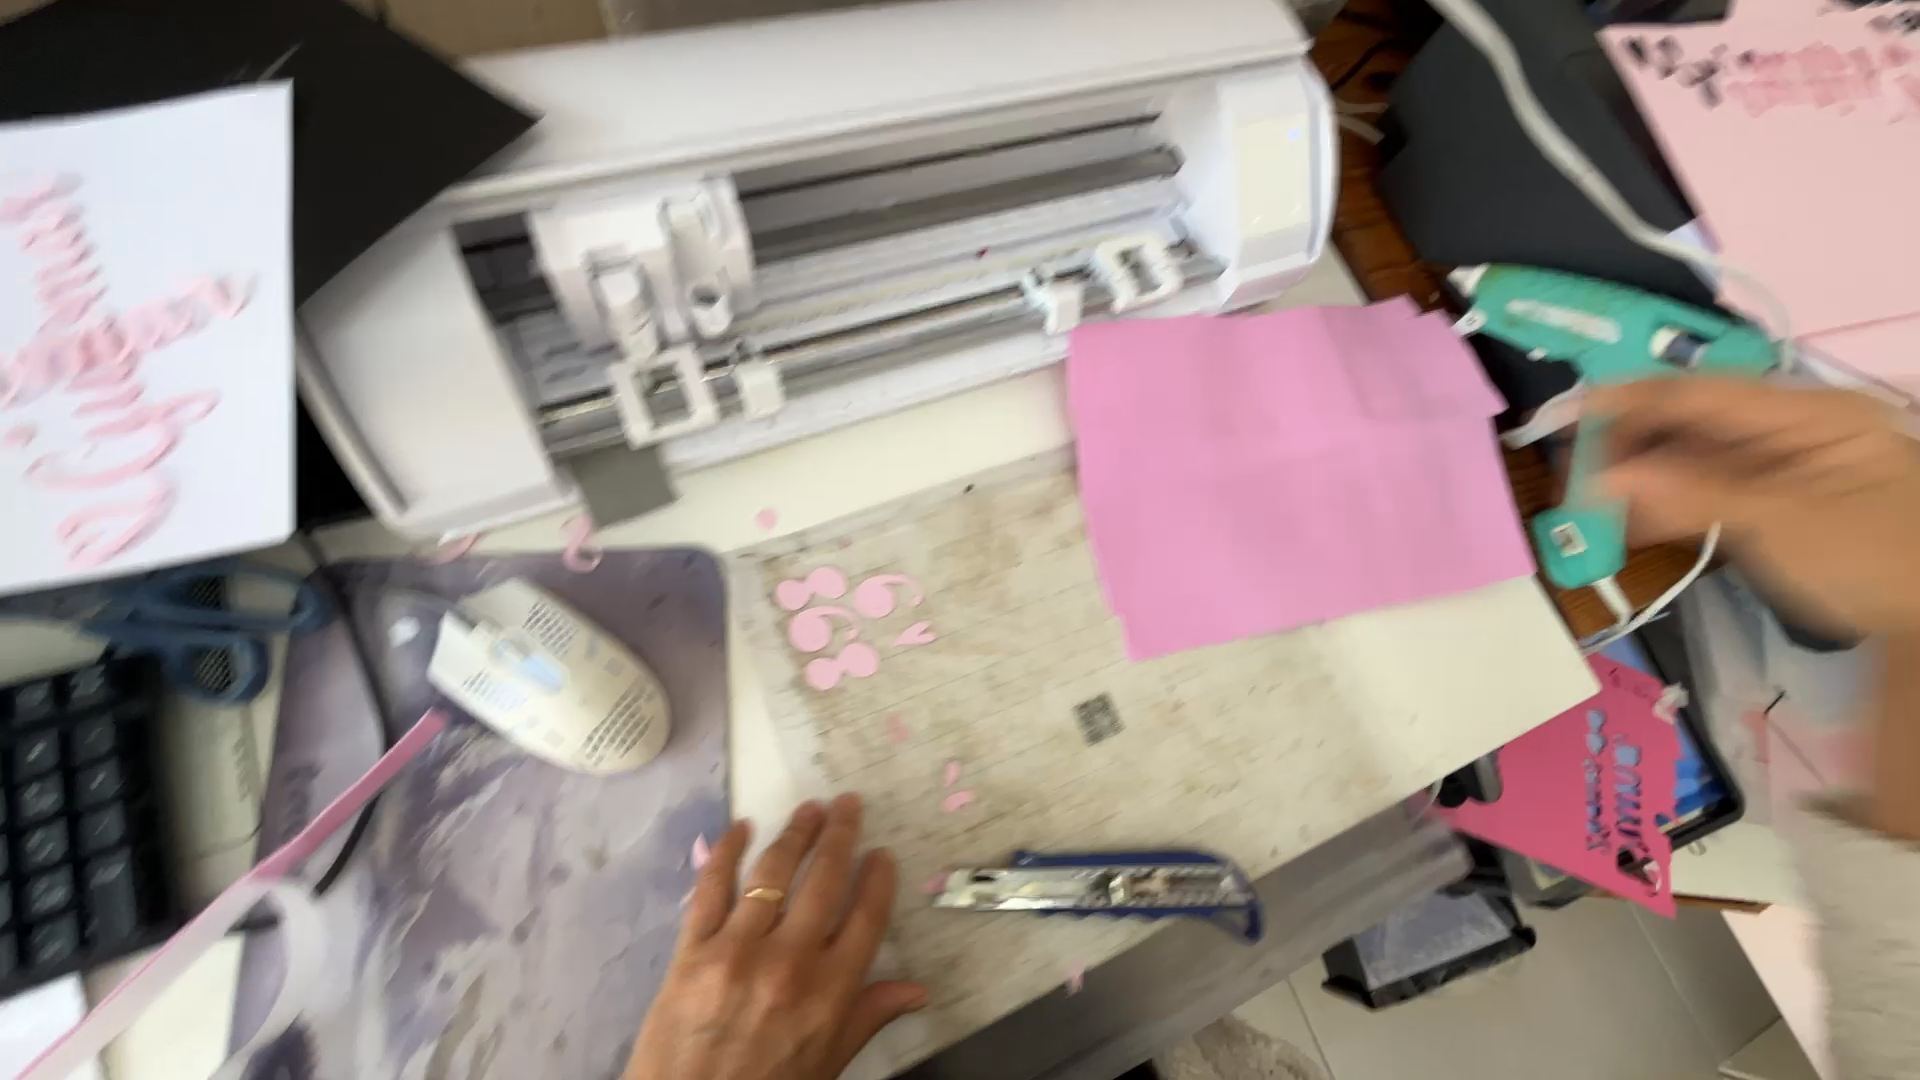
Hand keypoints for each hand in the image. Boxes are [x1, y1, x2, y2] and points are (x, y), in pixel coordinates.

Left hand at [624, 795, 927, 1079]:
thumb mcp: (828, 1064)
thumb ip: (869, 1016)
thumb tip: (919, 990)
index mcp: (830, 993)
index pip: (866, 916)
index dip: (877, 877)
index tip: (881, 852)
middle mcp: (791, 962)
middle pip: (825, 879)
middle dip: (841, 834)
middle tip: (848, 804)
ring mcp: (739, 952)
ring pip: (774, 871)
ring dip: (796, 832)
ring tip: (809, 808)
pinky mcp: (693, 951)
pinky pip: (712, 888)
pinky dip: (727, 851)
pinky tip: (742, 826)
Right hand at [1588, 376, 1919, 636]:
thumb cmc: (1878, 564)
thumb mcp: (1784, 524)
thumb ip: (1690, 494)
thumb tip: (1604, 478)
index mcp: (1806, 415)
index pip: (1697, 393)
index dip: (1627, 400)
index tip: (1565, 418)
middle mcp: (1784, 428)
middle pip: (1681, 420)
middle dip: (1622, 443)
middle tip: (1570, 474)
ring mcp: (1770, 462)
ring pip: (1678, 454)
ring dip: (1630, 475)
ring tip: (1587, 503)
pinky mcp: (1755, 493)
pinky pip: (1689, 485)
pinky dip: (1652, 500)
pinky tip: (1623, 520)